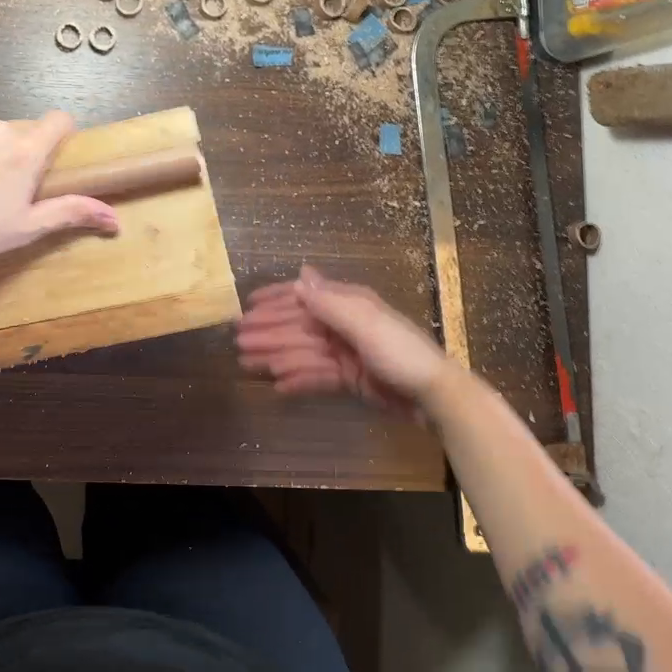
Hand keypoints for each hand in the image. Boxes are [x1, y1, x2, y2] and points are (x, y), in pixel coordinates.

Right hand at [236, 265, 453, 415]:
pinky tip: (276, 384)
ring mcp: (345, 352)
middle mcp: (343, 324)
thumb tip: (299, 276)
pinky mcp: (349, 378)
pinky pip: (316, 375)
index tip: (247, 305)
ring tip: (247, 363)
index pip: (303, 297)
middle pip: (298, 326)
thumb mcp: (364, 323)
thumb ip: (329, 302)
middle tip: (237, 340)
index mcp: (348, 304)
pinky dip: (296, 378)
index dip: (275, 299)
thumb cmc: (400, 352)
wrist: (433, 396)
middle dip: (268, 331)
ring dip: (274, 355)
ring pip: (302, 351)